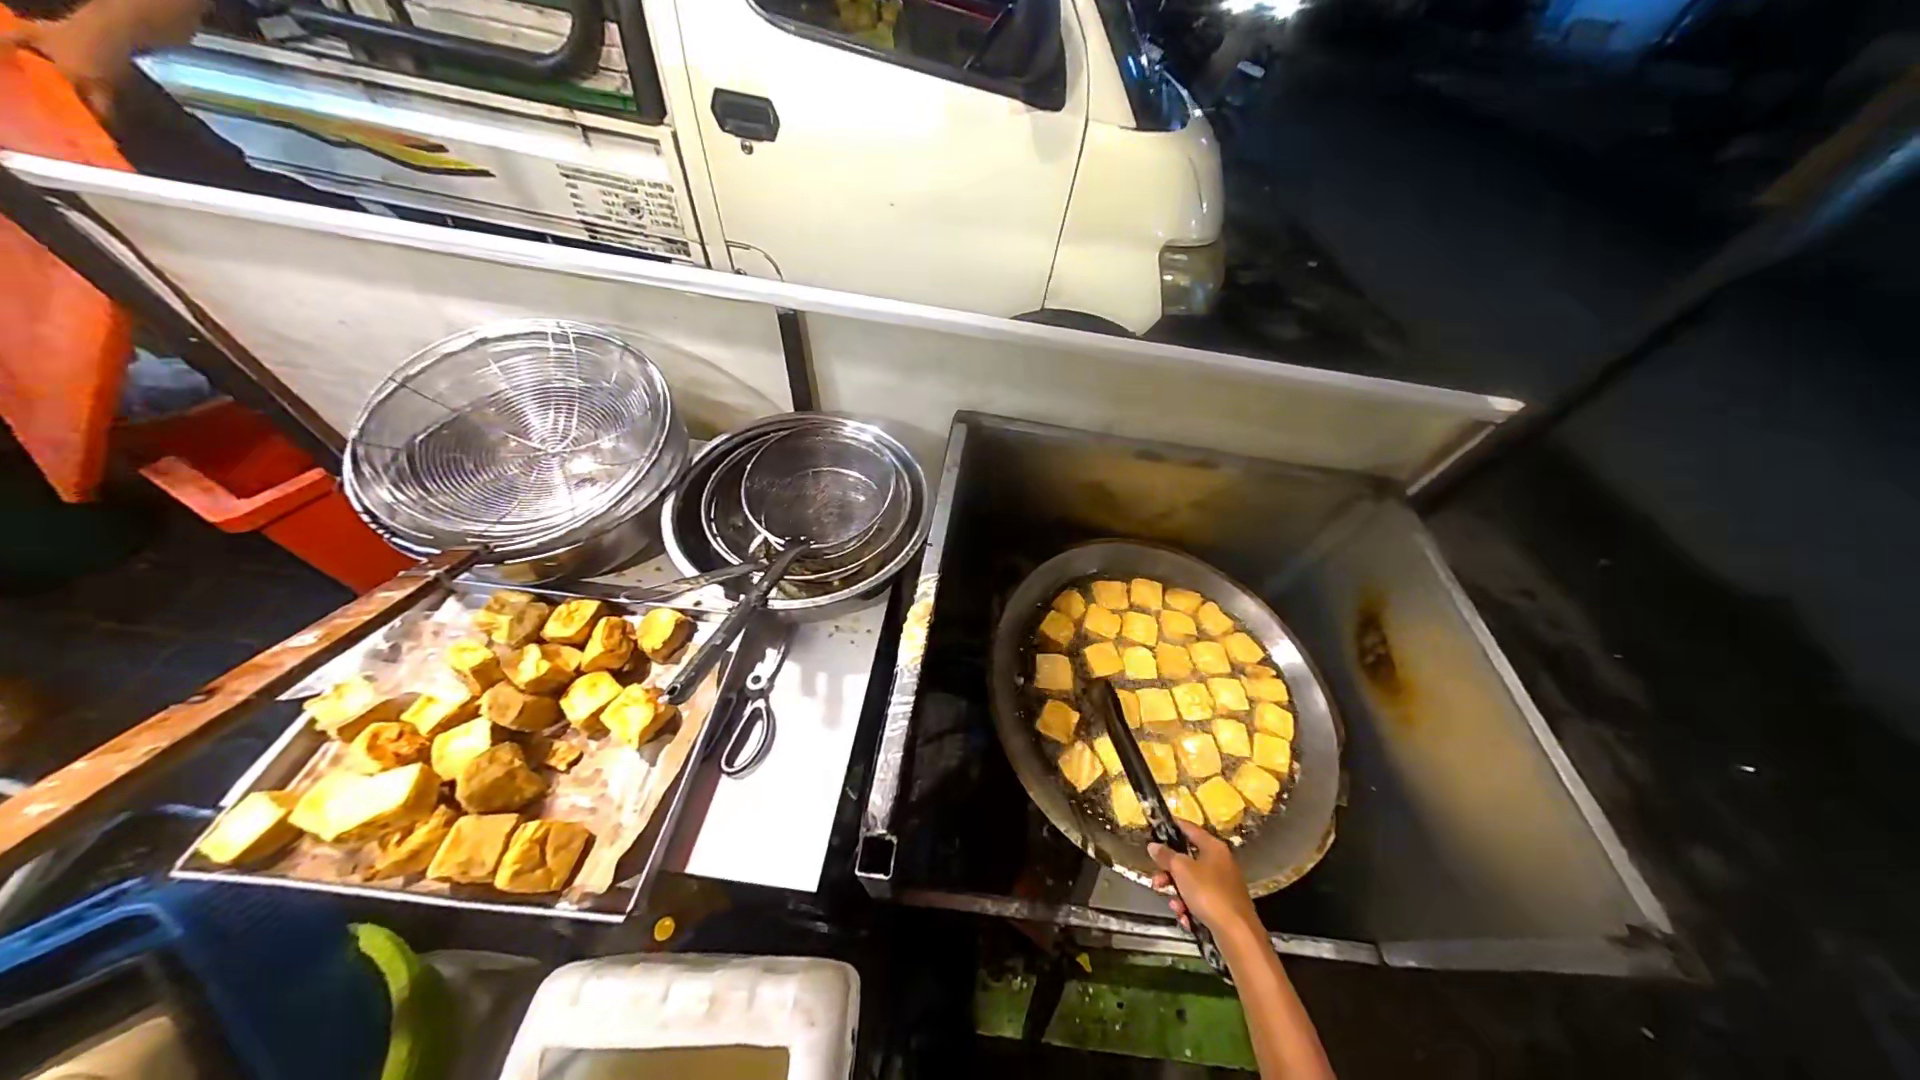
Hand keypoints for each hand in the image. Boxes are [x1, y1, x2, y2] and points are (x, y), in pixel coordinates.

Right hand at [1148, 820, 1260, 939]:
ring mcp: (1223, 885)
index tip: (1155, 830)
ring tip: (1174, 906)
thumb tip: (1154, 846)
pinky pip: (1200, 900)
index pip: (1189, 828)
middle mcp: (1220, 862)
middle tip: (1157, 881)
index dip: (1172, 827)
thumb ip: (1166, 856)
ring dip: (1177, 893)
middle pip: (1187, 859)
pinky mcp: (1224, 906)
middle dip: (1169, 872)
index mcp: (1213, 847)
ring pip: (1191, 882)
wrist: (1237, 933)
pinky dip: (1189, 907)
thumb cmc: (1208, 893)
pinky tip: (1185, 918)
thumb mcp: (1181, 870)